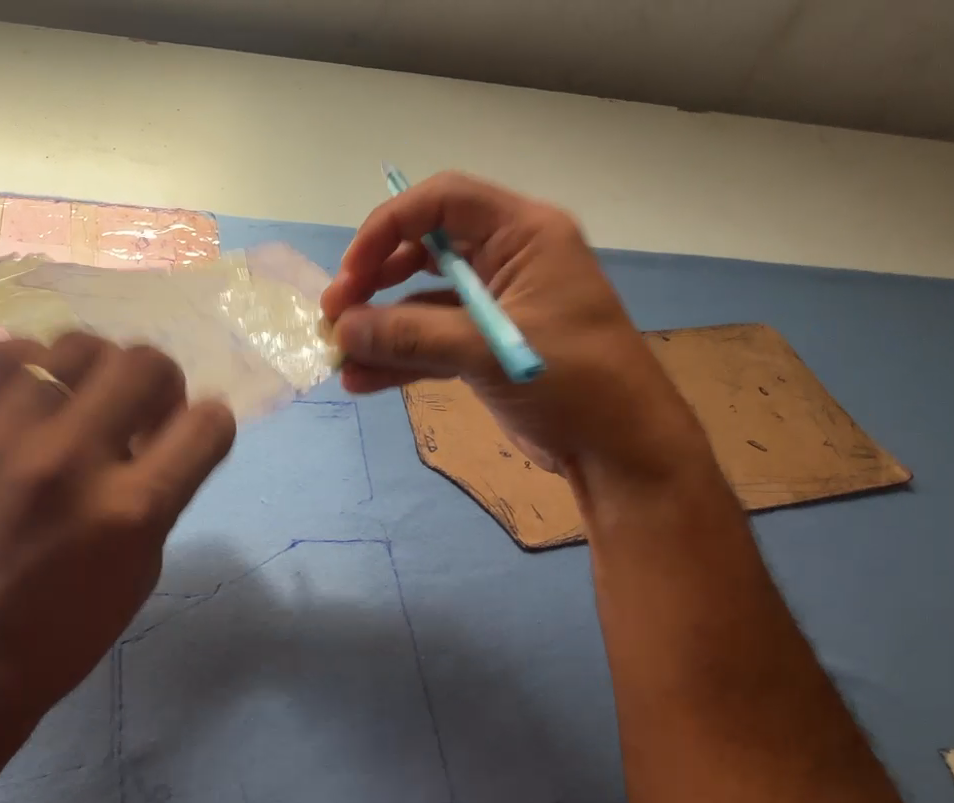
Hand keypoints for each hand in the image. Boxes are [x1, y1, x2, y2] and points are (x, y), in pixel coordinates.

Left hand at [0, 334, 234, 767]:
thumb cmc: (63, 635)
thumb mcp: (141, 573)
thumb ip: (161, 495)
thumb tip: (162, 433)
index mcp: (131, 511)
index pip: (207, 423)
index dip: (209, 427)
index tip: (188, 440)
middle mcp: (72, 459)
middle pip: (147, 365)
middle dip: (162, 389)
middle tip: (141, 421)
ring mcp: (6, 436)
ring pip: (79, 344)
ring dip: (100, 372)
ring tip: (85, 406)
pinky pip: (4, 352)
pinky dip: (33, 366)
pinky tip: (35, 398)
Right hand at [322, 172, 699, 477]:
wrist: (618, 449)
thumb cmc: (572, 382)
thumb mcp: (486, 351)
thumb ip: (411, 336)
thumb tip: (342, 330)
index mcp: (523, 234)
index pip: (441, 202)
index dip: (387, 229)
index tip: (351, 276)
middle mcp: (507, 261)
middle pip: (424, 249)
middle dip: (375, 282)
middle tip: (335, 317)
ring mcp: (495, 306)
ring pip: (422, 301)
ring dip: (380, 328)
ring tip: (339, 358)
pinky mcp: (486, 347)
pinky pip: (431, 342)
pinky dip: (399, 359)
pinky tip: (362, 381)